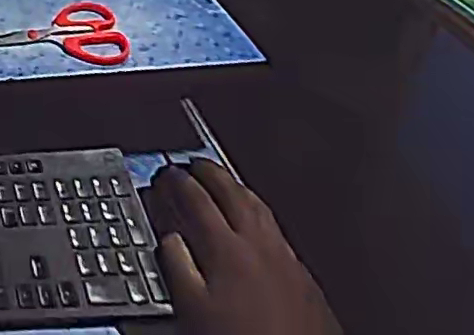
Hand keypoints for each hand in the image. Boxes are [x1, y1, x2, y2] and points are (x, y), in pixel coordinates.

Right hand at [151, 160, 342, 334]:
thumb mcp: (194, 309)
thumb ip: (176, 264)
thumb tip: (168, 236)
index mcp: (226, 249)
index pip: (196, 198)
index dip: (177, 182)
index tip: (166, 176)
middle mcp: (258, 246)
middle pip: (231, 193)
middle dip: (208, 173)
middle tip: (193, 164)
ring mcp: (287, 260)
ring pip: (259, 208)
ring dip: (236, 188)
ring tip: (224, 182)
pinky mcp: (307, 279)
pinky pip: (278, 230)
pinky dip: (259, 214)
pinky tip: (256, 224)